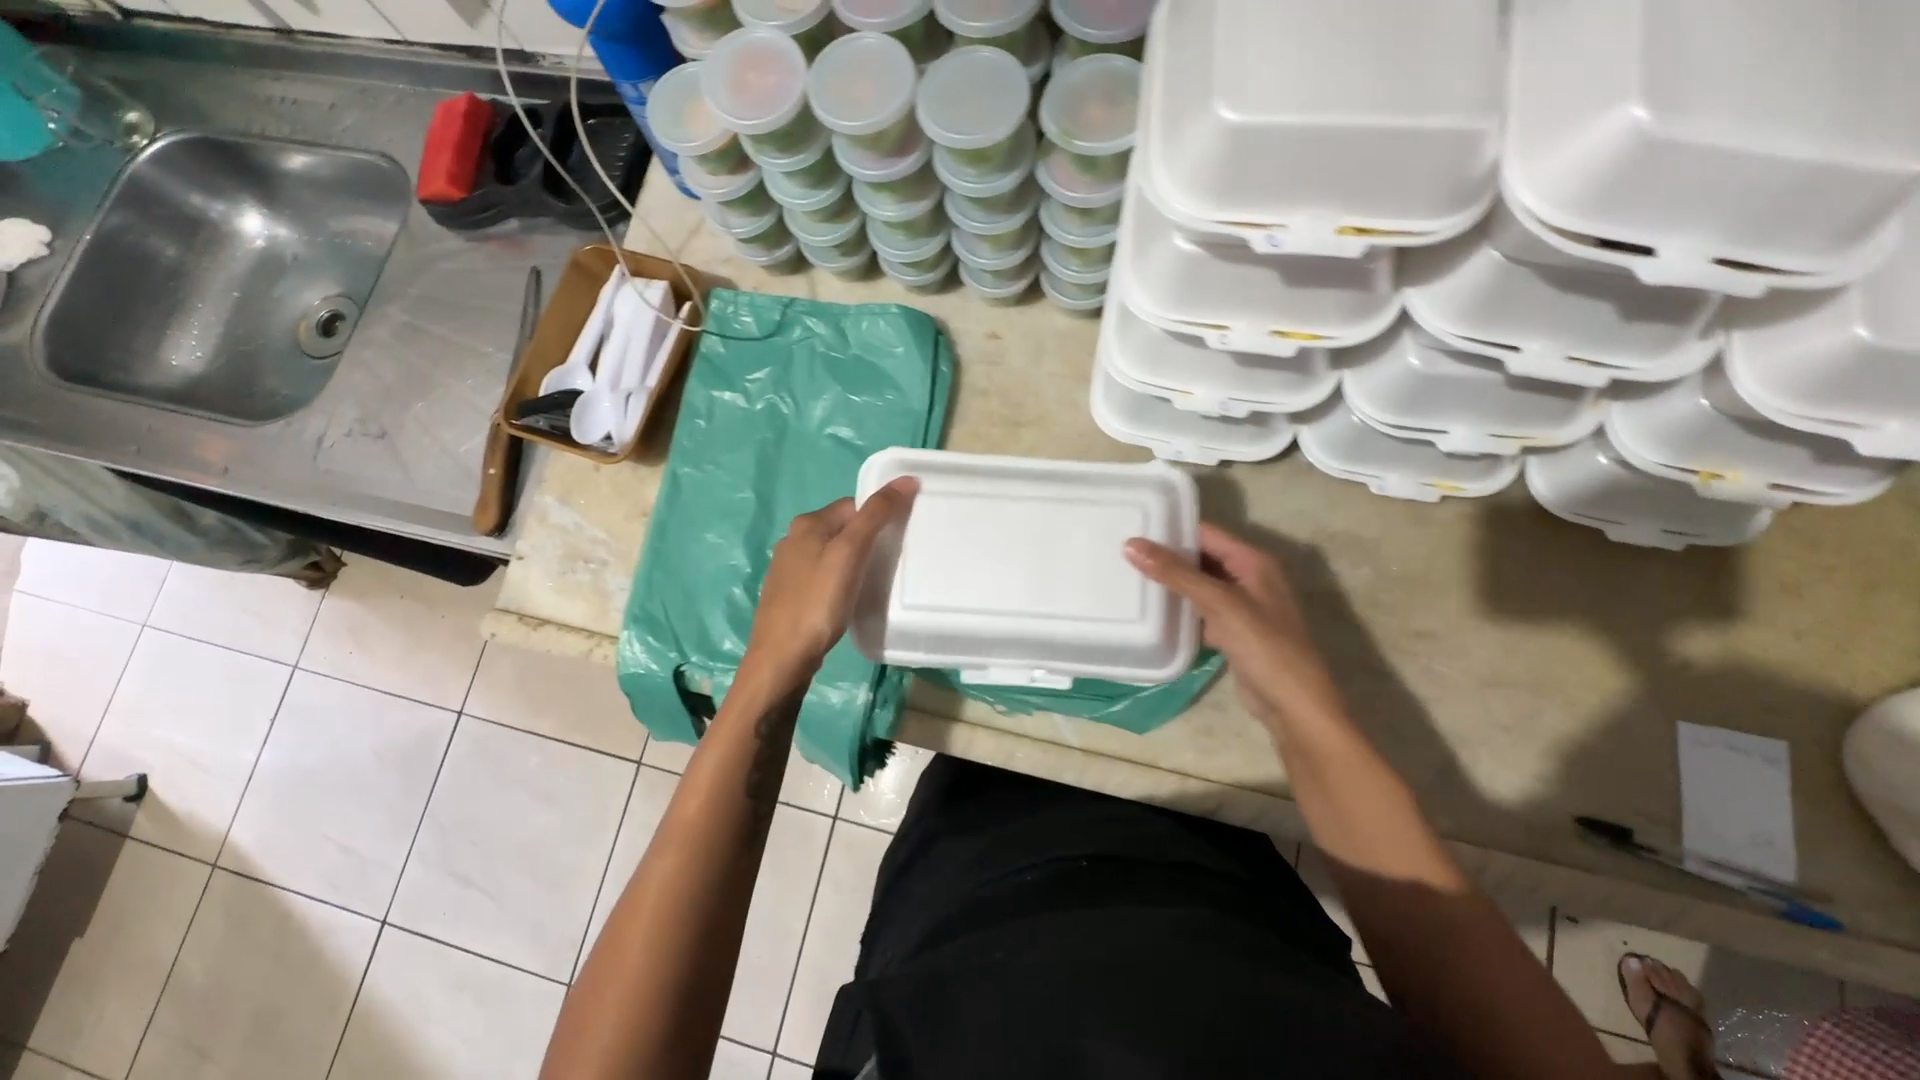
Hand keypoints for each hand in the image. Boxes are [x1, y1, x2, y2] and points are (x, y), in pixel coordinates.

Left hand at [740, 478, 918, 693]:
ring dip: (854, 563)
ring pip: (832, 555)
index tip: (900, 540)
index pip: (853, 506)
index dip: (879, 518)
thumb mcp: (851, 553)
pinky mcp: (790, 596)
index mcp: (807, 523)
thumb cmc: (817, 602)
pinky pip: (823, 577)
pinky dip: (840, 583)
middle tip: (892, 564)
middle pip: (842, 529)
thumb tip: (906, 479)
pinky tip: (849, 602)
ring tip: (874, 584)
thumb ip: (877, 515)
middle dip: (868, 541)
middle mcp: (792, 540)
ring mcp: (788, 570)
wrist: (781, 658)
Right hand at [1125, 524, 1343, 731]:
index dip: (1172, 528)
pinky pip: (1202, 611)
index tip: (1133, 528)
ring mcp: (1242, 606)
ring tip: (1130, 576)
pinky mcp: (1233, 631)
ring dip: (1172, 583)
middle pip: (1202, 557)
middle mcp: (1249, 577)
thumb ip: (1177, 574)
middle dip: (1168, 556)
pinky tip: (1153, 611)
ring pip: (1200, 585)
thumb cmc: (1264, 646)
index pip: (1206, 533)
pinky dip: (1181, 610)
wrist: (1293, 704)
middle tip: (1124, 553)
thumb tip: (1132, 545)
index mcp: (1254, 561)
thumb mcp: (1220, 604)